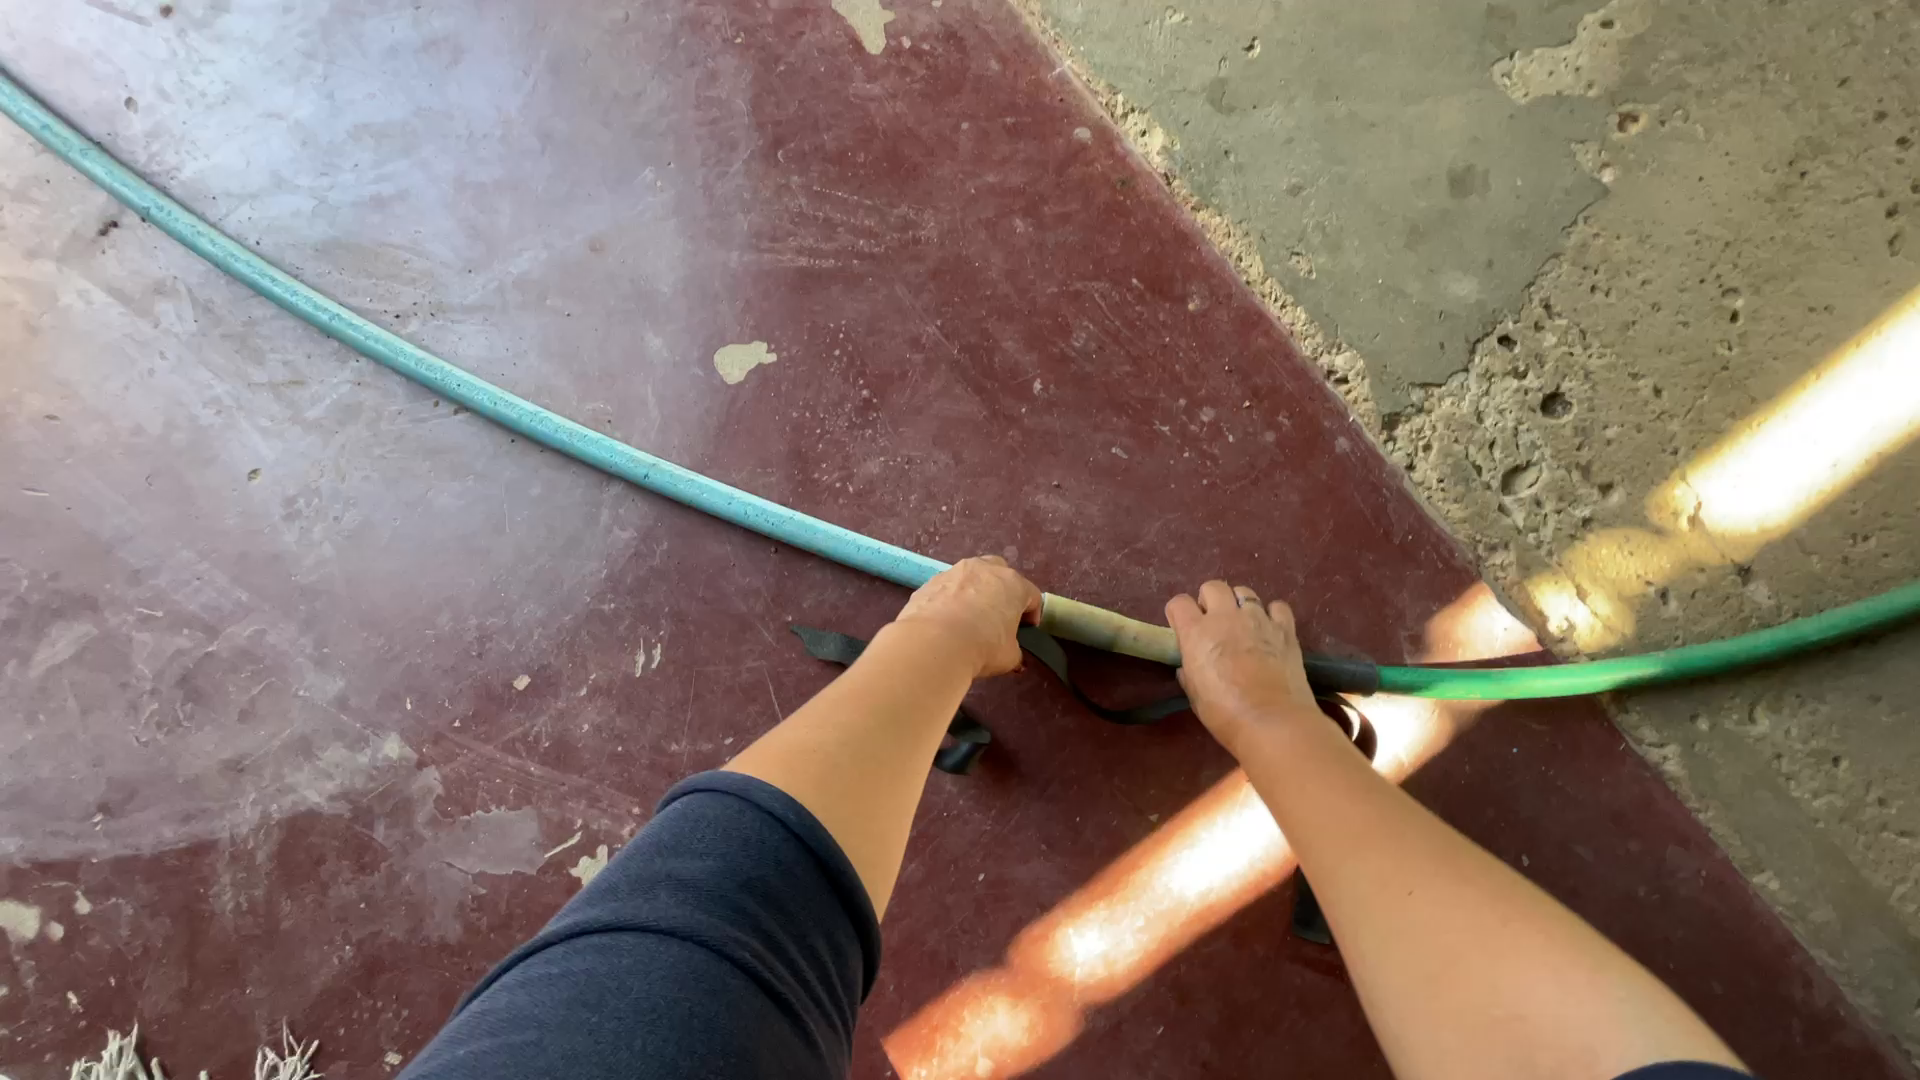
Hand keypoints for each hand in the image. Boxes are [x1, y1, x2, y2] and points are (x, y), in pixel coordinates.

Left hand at [893, 556, 1042, 677]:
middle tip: (999, 616)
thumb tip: (1013, 655)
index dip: (1032, 614)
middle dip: (1002, 592)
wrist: (934, 642)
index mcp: (1013, 584)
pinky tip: (944, 621)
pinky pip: (947, 588)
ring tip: (968, 618)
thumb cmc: (983, 646)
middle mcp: (985, 569)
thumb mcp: (1009, 656)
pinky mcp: (930, 581)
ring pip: (971, 577)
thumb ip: (1014, 651)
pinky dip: (949, 600)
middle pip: (1001, 574)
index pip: (1032, 595)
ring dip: (974, 592)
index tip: (1027, 630)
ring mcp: (955, 572)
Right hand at [1166, 581, 1320, 756]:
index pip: (1178, 603)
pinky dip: (1272, 614)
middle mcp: (1225, 617)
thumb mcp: (1194, 694)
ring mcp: (1257, 619)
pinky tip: (1270, 630)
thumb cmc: (1225, 713)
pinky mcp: (1285, 629)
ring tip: (1243, 625)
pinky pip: (1277, 607)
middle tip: (1213, 622)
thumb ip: (1189, 671)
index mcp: (1196, 632)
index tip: (1183, 627)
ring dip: (1239, 604)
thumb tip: (1190, 666)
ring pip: (1245, 592)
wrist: (1273, 722)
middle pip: (1212, 587)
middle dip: (1209, 600)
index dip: (1179, 613)